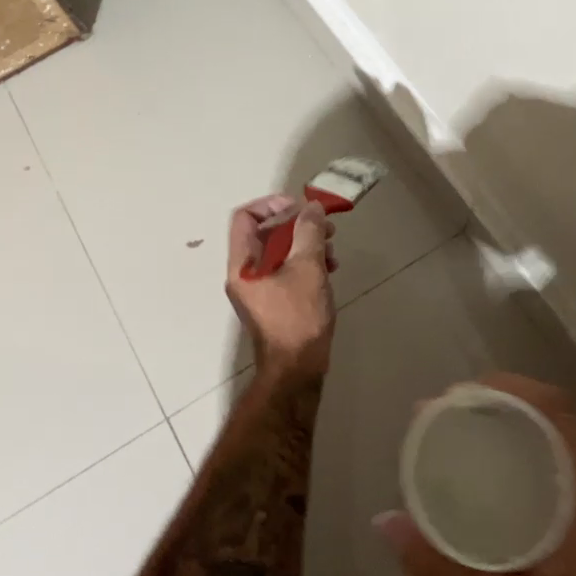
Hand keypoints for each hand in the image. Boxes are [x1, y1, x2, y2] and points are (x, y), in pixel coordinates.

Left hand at [225, 194, 337, 378]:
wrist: (296, 370)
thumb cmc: (298, 318)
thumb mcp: (308, 268)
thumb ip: (309, 232)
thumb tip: (311, 208)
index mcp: (243, 264)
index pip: (245, 217)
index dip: (272, 205)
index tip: (300, 207)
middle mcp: (244, 274)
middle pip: (264, 233)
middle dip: (296, 224)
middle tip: (325, 225)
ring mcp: (258, 289)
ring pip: (278, 252)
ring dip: (305, 243)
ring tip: (332, 248)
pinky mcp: (274, 302)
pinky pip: (285, 270)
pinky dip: (305, 263)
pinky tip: (329, 268)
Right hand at [375, 373, 575, 575]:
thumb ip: (442, 574)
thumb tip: (385, 521)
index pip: (558, 414)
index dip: (511, 389)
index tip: (459, 394)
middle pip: (550, 421)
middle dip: (495, 406)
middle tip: (441, 415)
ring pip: (551, 446)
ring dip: (504, 430)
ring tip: (450, 436)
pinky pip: (550, 473)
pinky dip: (513, 460)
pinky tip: (478, 482)